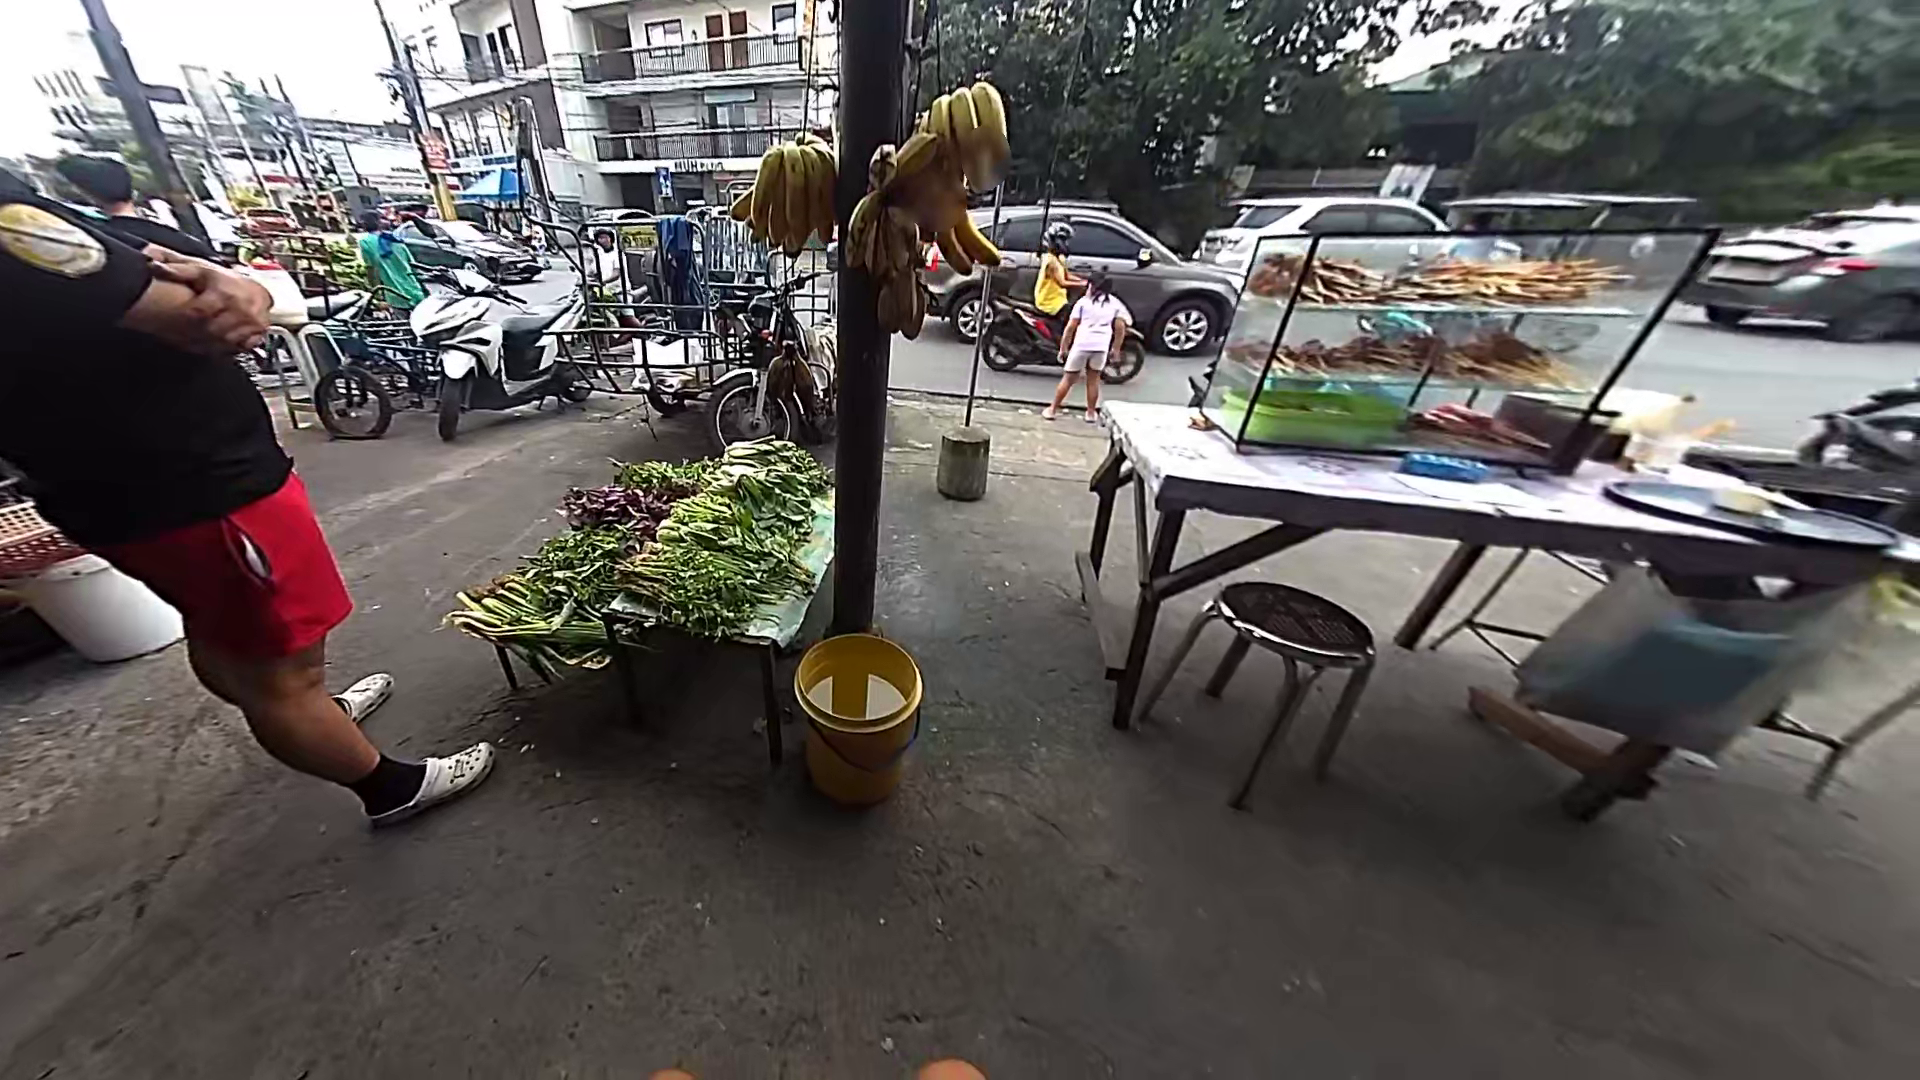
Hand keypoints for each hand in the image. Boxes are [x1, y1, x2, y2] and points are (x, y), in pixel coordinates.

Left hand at [146, 246, 270, 352]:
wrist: (256, 291)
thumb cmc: (225, 280)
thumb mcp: (199, 268)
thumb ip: (175, 267)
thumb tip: (152, 264)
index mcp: (225, 295)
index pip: (198, 313)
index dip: (181, 319)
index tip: (167, 323)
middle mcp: (243, 311)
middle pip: (213, 329)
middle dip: (194, 333)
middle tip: (176, 335)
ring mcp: (253, 323)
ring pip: (227, 339)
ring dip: (208, 342)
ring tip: (191, 341)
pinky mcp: (259, 333)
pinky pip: (242, 345)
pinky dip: (226, 346)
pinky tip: (213, 344)